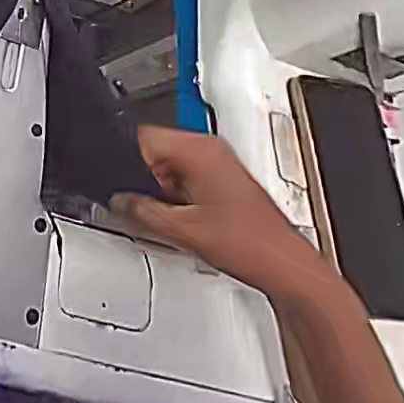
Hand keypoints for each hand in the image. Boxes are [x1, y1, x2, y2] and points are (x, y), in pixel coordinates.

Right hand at [112, 125, 337, 302]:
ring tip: (171, 219)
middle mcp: (211, 149)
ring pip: (172, 166)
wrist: (284, 265)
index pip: (145, 137)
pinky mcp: (226, 178)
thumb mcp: (181, 230)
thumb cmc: (249, 244)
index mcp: (199, 149)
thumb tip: (120, 202)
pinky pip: (188, 177)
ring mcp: (221, 162)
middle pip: (157, 152)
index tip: (122, 184)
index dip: (127, 162)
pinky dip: (180, 196)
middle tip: (144, 206)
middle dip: (146, 179)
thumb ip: (141, 211)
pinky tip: (185, 222)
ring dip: (163, 190)